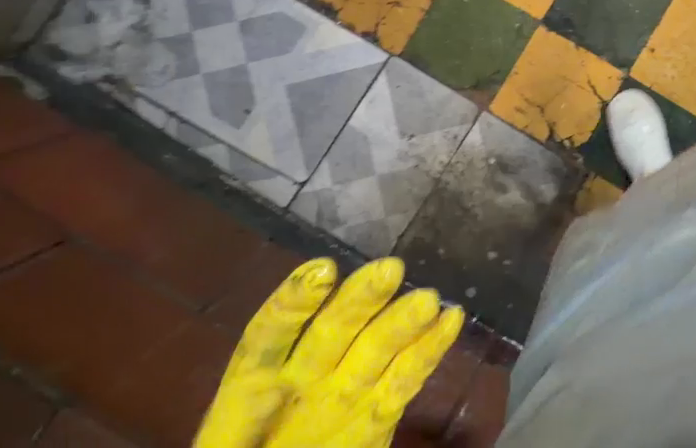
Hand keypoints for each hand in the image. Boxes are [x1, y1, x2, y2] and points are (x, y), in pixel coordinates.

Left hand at [195, 257, 463, 447]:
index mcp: (249, 390)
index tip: (324, 271)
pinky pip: (406, 379)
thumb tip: (268, 393)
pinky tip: (452, 319)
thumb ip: (243, 424)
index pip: (268, 339)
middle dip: (360, 299)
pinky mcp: (378, 415)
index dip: (293, 305)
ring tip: (429, 299)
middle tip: (391, 269)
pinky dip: (431, 350)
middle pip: (332, 331)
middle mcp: (302, 380)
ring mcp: (344, 393)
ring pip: (375, 347)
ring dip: (402, 320)